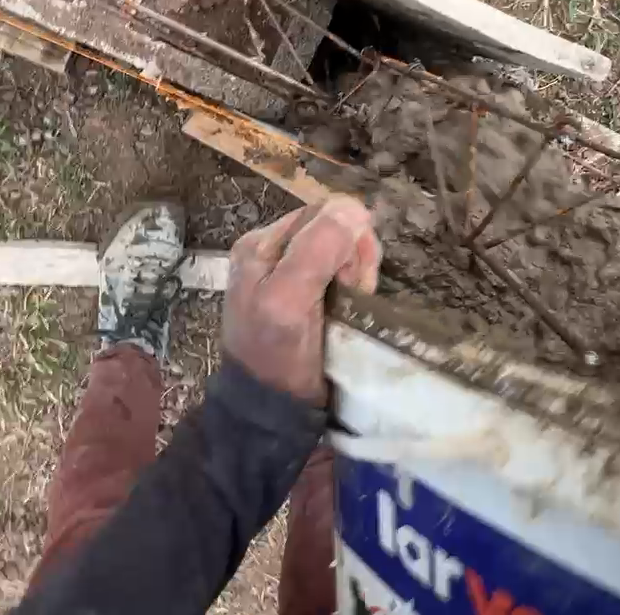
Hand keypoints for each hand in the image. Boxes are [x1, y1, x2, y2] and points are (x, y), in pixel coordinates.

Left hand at [222, 197, 380, 404]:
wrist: (270, 412)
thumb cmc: (276, 354)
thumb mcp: (290, 298)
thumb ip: (317, 250)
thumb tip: (354, 208)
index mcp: (261, 242)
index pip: (322, 213)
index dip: (347, 238)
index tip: (352, 276)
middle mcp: (274, 250)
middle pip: (335, 229)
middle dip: (354, 257)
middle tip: (353, 292)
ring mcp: (292, 272)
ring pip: (345, 250)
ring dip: (359, 273)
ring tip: (353, 303)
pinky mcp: (309, 293)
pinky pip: (344, 272)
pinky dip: (357, 287)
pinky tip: (351, 309)